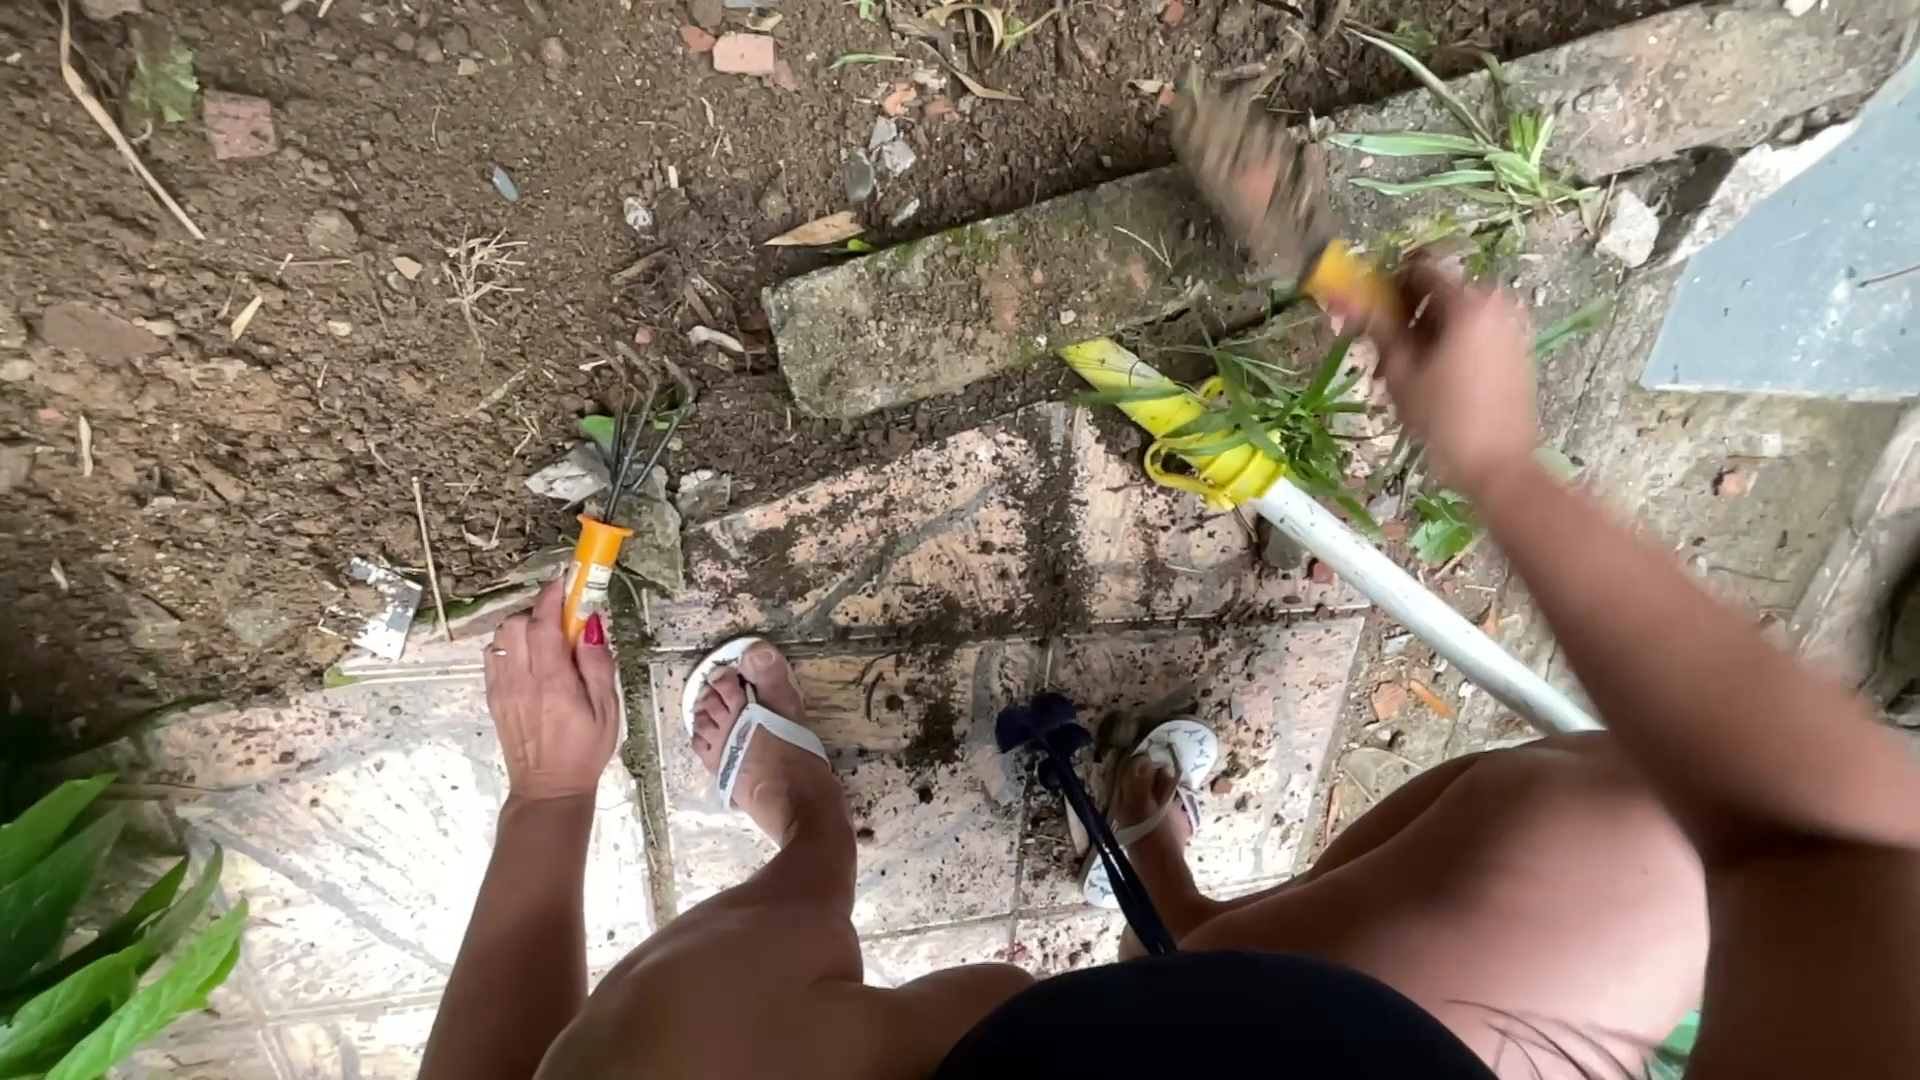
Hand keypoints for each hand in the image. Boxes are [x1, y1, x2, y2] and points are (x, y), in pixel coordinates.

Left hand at [482, 579, 619, 802]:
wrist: (548, 787)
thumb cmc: (586, 747)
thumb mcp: (608, 707)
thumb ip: (598, 663)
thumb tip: (590, 624)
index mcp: (553, 683)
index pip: (543, 625)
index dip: (552, 596)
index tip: (566, 580)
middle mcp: (521, 681)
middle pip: (515, 624)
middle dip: (539, 611)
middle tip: (564, 617)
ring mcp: (502, 689)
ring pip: (501, 637)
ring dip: (524, 626)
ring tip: (548, 637)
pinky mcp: (494, 696)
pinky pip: (494, 655)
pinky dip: (511, 644)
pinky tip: (531, 655)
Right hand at [1368, 259, 1540, 499]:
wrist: (1496, 460)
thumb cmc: (1443, 417)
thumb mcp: (1401, 371)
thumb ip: (1376, 327)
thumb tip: (1347, 297)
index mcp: (1468, 302)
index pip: (1417, 272)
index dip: (1385, 288)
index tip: (1365, 316)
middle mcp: (1495, 303)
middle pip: (1435, 294)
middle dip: (1404, 318)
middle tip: (1382, 356)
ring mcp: (1509, 325)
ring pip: (1451, 316)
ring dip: (1422, 336)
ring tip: (1403, 376)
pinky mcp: (1514, 347)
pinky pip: (1470, 332)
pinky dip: (1446, 346)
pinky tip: (1429, 381)